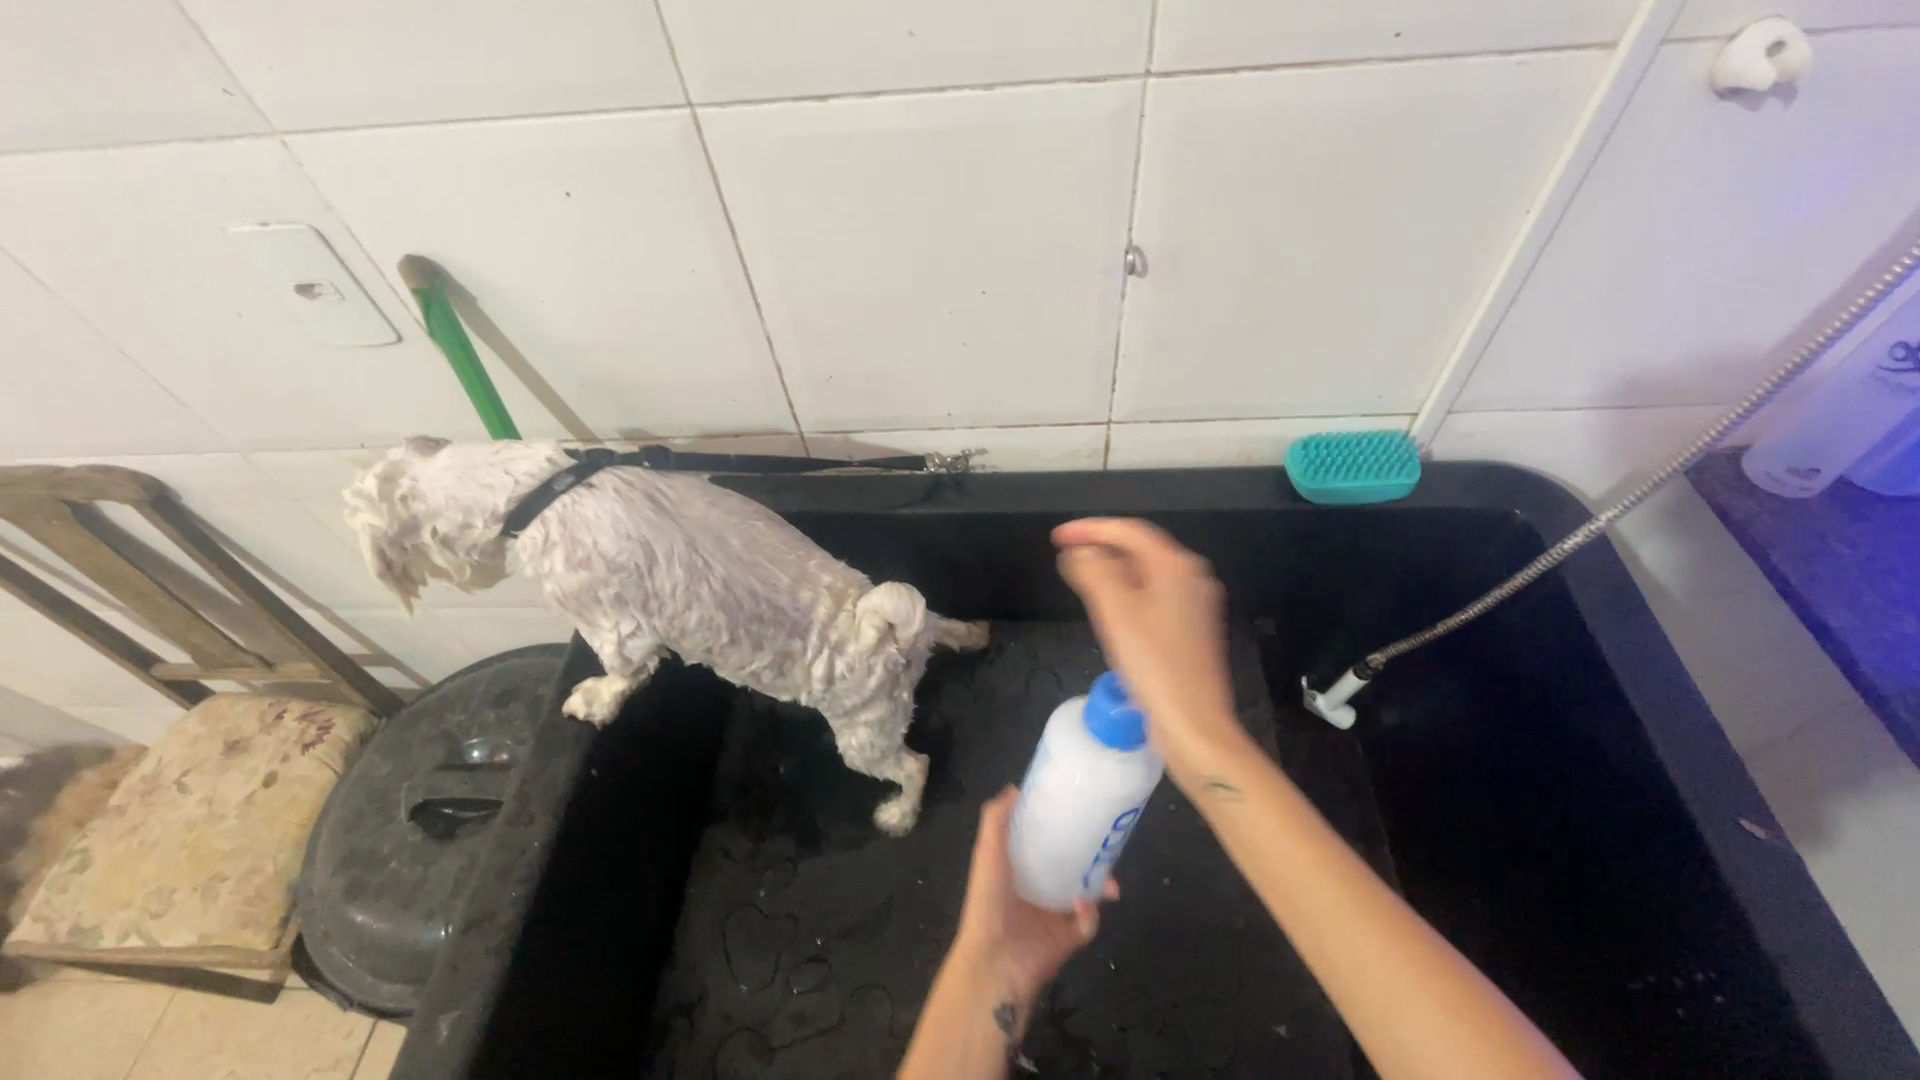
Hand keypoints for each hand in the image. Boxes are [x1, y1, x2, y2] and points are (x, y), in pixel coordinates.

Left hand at [950, 787, 1116, 1027]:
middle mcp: (1039, 887)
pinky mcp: (1068, 938)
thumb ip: (995, 819)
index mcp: (1019, 867)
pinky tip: (1082, 906)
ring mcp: (1055, 913)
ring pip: (1089, 891)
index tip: (1079, 809)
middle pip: (1073, 864)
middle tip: (1108, 843)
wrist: (995, 960)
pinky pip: (1089, 922)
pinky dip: (1090, 914)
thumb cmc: (988, 900)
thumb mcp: (987, 852)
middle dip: (1093, 854)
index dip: (1061, 825)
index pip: (1044, 840)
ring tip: (1110, 881)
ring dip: (1102, 884)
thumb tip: (1015, 788)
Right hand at [1053, 518, 1245, 765]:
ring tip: (1080, 581)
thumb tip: (1078, 552)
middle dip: (1101, 549)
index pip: (1130, 531)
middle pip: (1141, 550)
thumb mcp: (1115, 612)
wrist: (1193, 724)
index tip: (1056, 537)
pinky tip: (1109, 613)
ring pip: (1146, 576)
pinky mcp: (1190, 631)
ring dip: (1112, 573)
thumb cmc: (1153, 665)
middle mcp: (1192, 579)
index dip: (1090, 528)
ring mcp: (1195, 606)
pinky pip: (1153, 599)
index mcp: (1177, 567)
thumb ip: (1094, 572)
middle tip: (1065, 557)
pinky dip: (1127, 596)